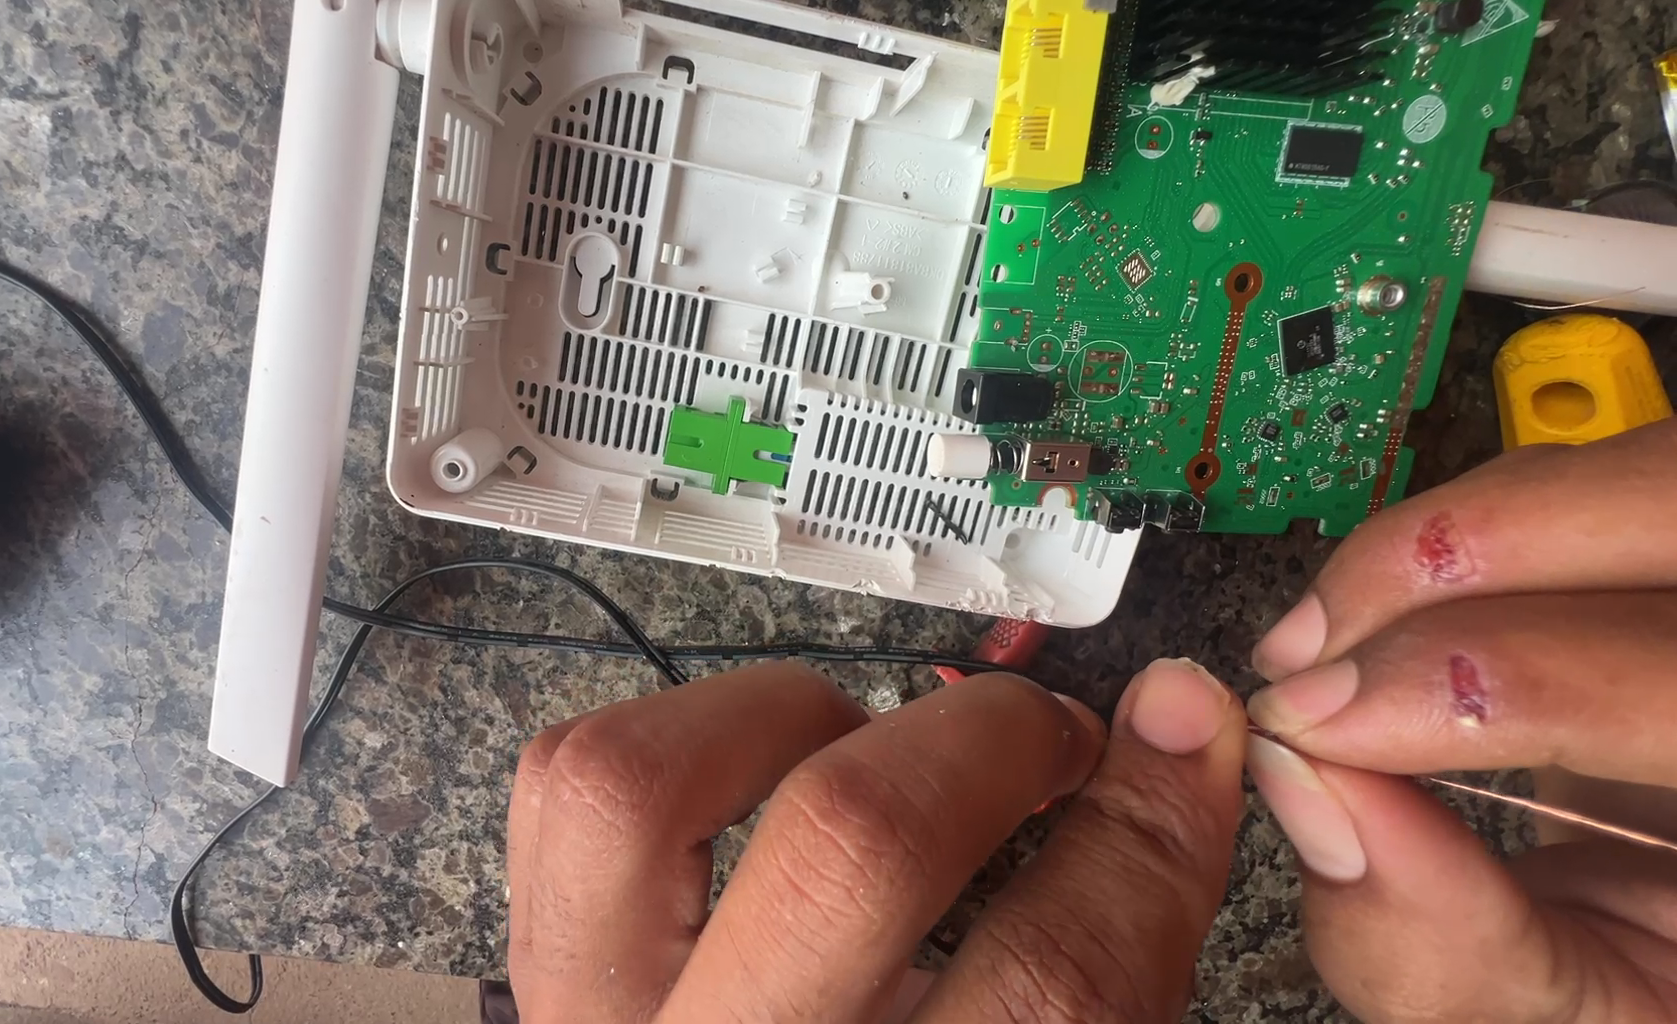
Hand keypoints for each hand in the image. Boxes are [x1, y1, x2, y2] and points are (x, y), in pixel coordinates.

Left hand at [506, 658, 1246, 1022]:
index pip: (1048, 987)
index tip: (1171, 731)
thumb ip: (1095, 936)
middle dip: (977, 743)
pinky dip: (679, 729)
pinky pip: (570, 773)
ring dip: (786, 713)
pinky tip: (747, 760)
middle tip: (1032, 728)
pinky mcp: (537, 940)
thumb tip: (1170, 728)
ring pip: (644, 783)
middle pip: (846, 848)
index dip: (1136, 835)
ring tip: (855, 740)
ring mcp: (586, 1005)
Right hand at [1247, 419, 1676, 1020]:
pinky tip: (1379, 614)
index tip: (1303, 725)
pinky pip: (1553, 491)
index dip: (1457, 687)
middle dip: (1415, 570)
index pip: (1668, 681)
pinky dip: (1433, 542)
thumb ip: (1451, 944)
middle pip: (1644, 506)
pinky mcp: (1660, 567)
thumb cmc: (1672, 987)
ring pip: (1586, 473)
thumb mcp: (1598, 1014)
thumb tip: (1301, 790)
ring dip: (1408, 546)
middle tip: (1297, 656)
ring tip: (1320, 635)